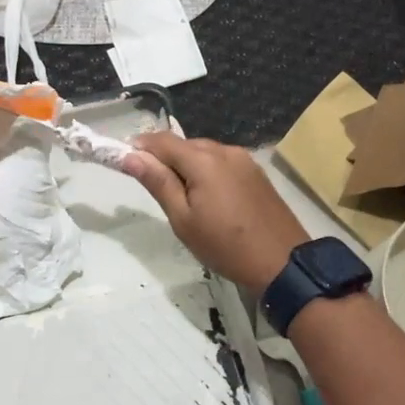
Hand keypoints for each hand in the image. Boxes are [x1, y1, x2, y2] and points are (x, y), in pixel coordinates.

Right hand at [123, 133, 310, 291]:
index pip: (162, 140)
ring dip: (185, 165)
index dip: (139, 146)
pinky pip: (221, 162)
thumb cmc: (225, 245)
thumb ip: (158, 183)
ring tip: (178, 195)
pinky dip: (206, 171)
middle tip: (150, 185)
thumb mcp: (183, 219)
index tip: (123, 161)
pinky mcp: (256, 172)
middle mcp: (225, 150)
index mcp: (204, 160)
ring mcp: (244, 160)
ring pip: (204, 152)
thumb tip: (131, 157)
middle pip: (184, 144)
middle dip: (163, 157)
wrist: (282, 263)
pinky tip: (205, 196)